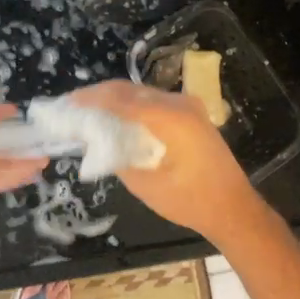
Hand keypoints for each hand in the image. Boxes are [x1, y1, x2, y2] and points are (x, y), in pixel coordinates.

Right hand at [70, 81, 271, 244]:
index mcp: (170, 117)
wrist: (234, 208)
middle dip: (97, 96)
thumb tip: (92, 140)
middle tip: (70, 107)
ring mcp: (187, 106)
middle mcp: (179, 103)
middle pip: (129, 90)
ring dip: (112, 101)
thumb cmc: (191, 201)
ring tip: (85, 112)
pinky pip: (152, 103)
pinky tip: (113, 119)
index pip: (120, 100)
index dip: (89, 100)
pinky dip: (129, 107)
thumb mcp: (146, 184)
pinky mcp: (189, 114)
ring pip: (139, 93)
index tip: (65, 105)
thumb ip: (117, 156)